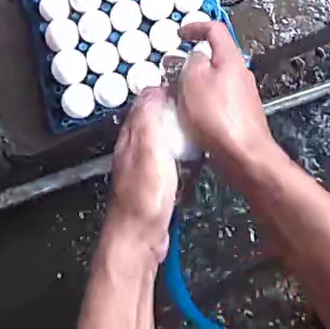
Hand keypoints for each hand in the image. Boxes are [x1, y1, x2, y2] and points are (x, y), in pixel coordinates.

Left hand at [105, 86, 180, 256]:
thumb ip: (151, 118)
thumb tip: (156, 90)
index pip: (147, 99)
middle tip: (196, 109)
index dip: (167, 90)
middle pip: (156, 117)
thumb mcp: (150, 148)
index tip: (187, 89)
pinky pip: (170, 160)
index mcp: (132, 134)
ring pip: (164, 138)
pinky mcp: (154, 182)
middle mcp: (135, 147)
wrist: (138, 239)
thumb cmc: (143, 199)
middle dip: (175, 111)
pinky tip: (191, 163)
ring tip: (197, 132)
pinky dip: (182, 157)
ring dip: (179, 134)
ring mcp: (144, 165)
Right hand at [175, 20, 281, 175]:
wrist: (243, 155)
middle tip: (174, 69)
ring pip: (213, 81)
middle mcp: (240, 74)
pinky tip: (190, 118)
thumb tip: (192, 57)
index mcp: (231, 59)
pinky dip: (200, 104)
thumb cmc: (220, 119)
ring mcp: (241, 96)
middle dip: (191, 61)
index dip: (195, 27)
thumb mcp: (194, 80)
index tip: (181, 34)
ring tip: (178, 96)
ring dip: (194, 84)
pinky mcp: (238, 116)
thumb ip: (192, 61)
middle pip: (214, 57)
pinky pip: (215, 102)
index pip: (215, 30)